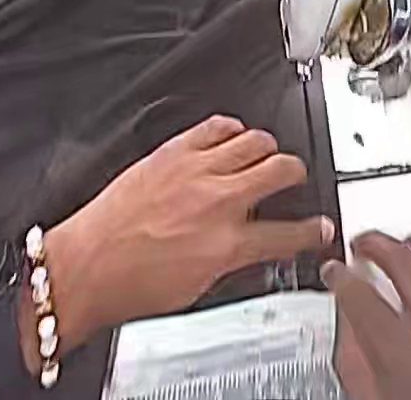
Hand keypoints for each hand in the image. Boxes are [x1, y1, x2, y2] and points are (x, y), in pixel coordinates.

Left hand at [43, 116, 333, 347]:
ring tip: (266, 153)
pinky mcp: (176, 150)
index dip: (312, 230)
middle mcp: (219, 201)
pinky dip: (232, 129)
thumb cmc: (135, 282)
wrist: (90, 262)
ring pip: (254, 140)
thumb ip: (233, 257)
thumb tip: (249, 243)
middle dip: (296, 173)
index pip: (287, 233)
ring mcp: (198, 169)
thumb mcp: (199, 286)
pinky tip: (232, 136)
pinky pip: (216, 126)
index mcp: (228, 244)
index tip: (321, 226)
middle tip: (296, 176)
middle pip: (280, 170)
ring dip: (267, 147)